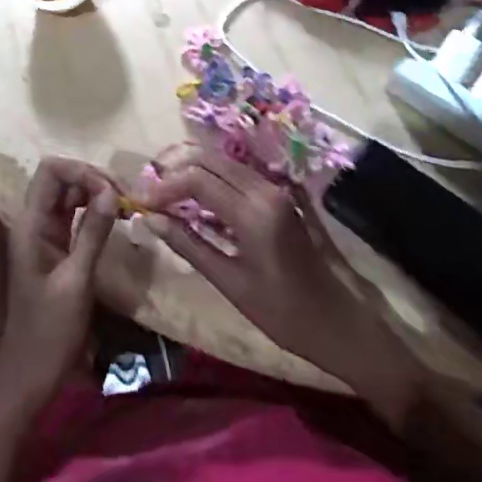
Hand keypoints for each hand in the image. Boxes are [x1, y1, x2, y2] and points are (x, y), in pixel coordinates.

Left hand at [0, 158, 119, 414]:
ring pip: (70, 195)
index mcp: (29, 224)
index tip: (112, 190)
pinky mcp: (57, 248)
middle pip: (62, 178)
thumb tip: (112, 192)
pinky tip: (117, 218)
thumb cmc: (49, 332)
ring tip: (126, 205)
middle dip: (93, 178)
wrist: (30, 376)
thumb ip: (93, 233)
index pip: (51, 170)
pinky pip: (76, 215)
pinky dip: (96, 211)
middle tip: (126, 197)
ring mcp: (45, 234)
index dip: (81, 170)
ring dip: (97, 193)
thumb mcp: (76, 281)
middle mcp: (34, 222)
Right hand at [140, 153, 413, 406]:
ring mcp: (275, 189)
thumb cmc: (282, 312)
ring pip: (223, 162)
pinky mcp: (279, 195)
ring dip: (192, 171)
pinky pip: (237, 175)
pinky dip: (211, 180)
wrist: (338, 323)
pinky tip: (194, 199)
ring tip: (166, 194)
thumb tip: (151, 219)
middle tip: (150, 191)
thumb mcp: (230, 282)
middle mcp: (265, 189)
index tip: (142, 203)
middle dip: (175, 169)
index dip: (165, 186)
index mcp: (253, 211)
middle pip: (209, 159)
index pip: (197, 178)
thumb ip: (189, 244)